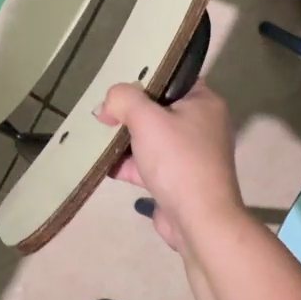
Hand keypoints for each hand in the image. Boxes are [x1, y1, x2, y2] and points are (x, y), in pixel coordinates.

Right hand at [96, 80, 243, 252]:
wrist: (200, 222)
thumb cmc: (178, 160)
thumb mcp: (146, 118)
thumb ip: (123, 100)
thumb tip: (106, 106)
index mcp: (204, 102)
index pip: (172, 78)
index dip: (143, 79)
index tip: (118, 87)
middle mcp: (202, 125)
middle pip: (158, 109)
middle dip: (129, 113)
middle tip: (104, 113)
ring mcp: (191, 155)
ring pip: (152, 138)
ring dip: (126, 140)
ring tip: (96, 137)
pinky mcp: (179, 180)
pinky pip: (150, 164)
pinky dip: (129, 164)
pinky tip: (103, 165)